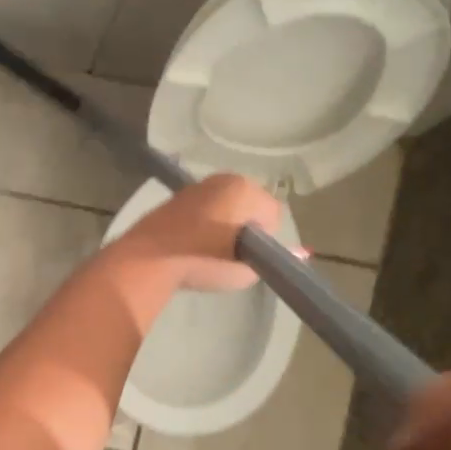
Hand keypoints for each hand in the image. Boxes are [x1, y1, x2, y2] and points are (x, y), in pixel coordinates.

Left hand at [115, 174, 296, 291]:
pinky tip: (190, 244)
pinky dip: (200, 223)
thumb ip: (275, 260)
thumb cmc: (203, 262)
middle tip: (228, 255)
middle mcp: (222, 179)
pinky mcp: (172, 198)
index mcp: (245, 189)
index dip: (264, 239)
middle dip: (243, 226)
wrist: (147, 259)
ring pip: (222, 205)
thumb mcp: (243, 270)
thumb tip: (303, 253)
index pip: (271, 214)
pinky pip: (199, 210)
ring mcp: (195, 186)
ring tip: (207, 251)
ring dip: (221, 224)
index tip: (248, 258)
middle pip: (247, 204)